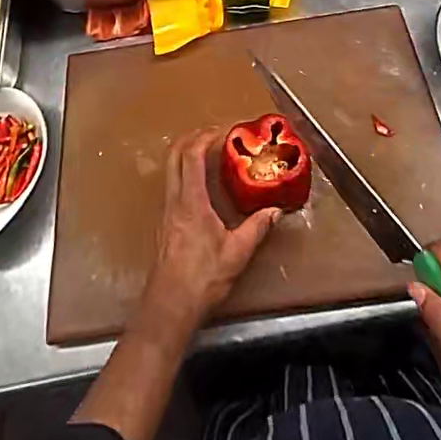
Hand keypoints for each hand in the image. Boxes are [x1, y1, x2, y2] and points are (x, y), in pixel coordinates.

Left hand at [139, 126, 281, 330]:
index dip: (205, 137)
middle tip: (214, 135)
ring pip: (170, 170)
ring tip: (210, 155)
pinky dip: (185, 173)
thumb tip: (275, 210)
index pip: (191, 156)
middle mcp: (174, 201)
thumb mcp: (237, 252)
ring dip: (186, 155)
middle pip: (174, 155)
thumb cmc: (202, 278)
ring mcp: (166, 212)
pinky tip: (202, 187)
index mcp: (190, 202)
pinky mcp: (165, 224)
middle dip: (192, 138)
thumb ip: (257, 227)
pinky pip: (172, 186)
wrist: (169, 307)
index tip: (224, 132)